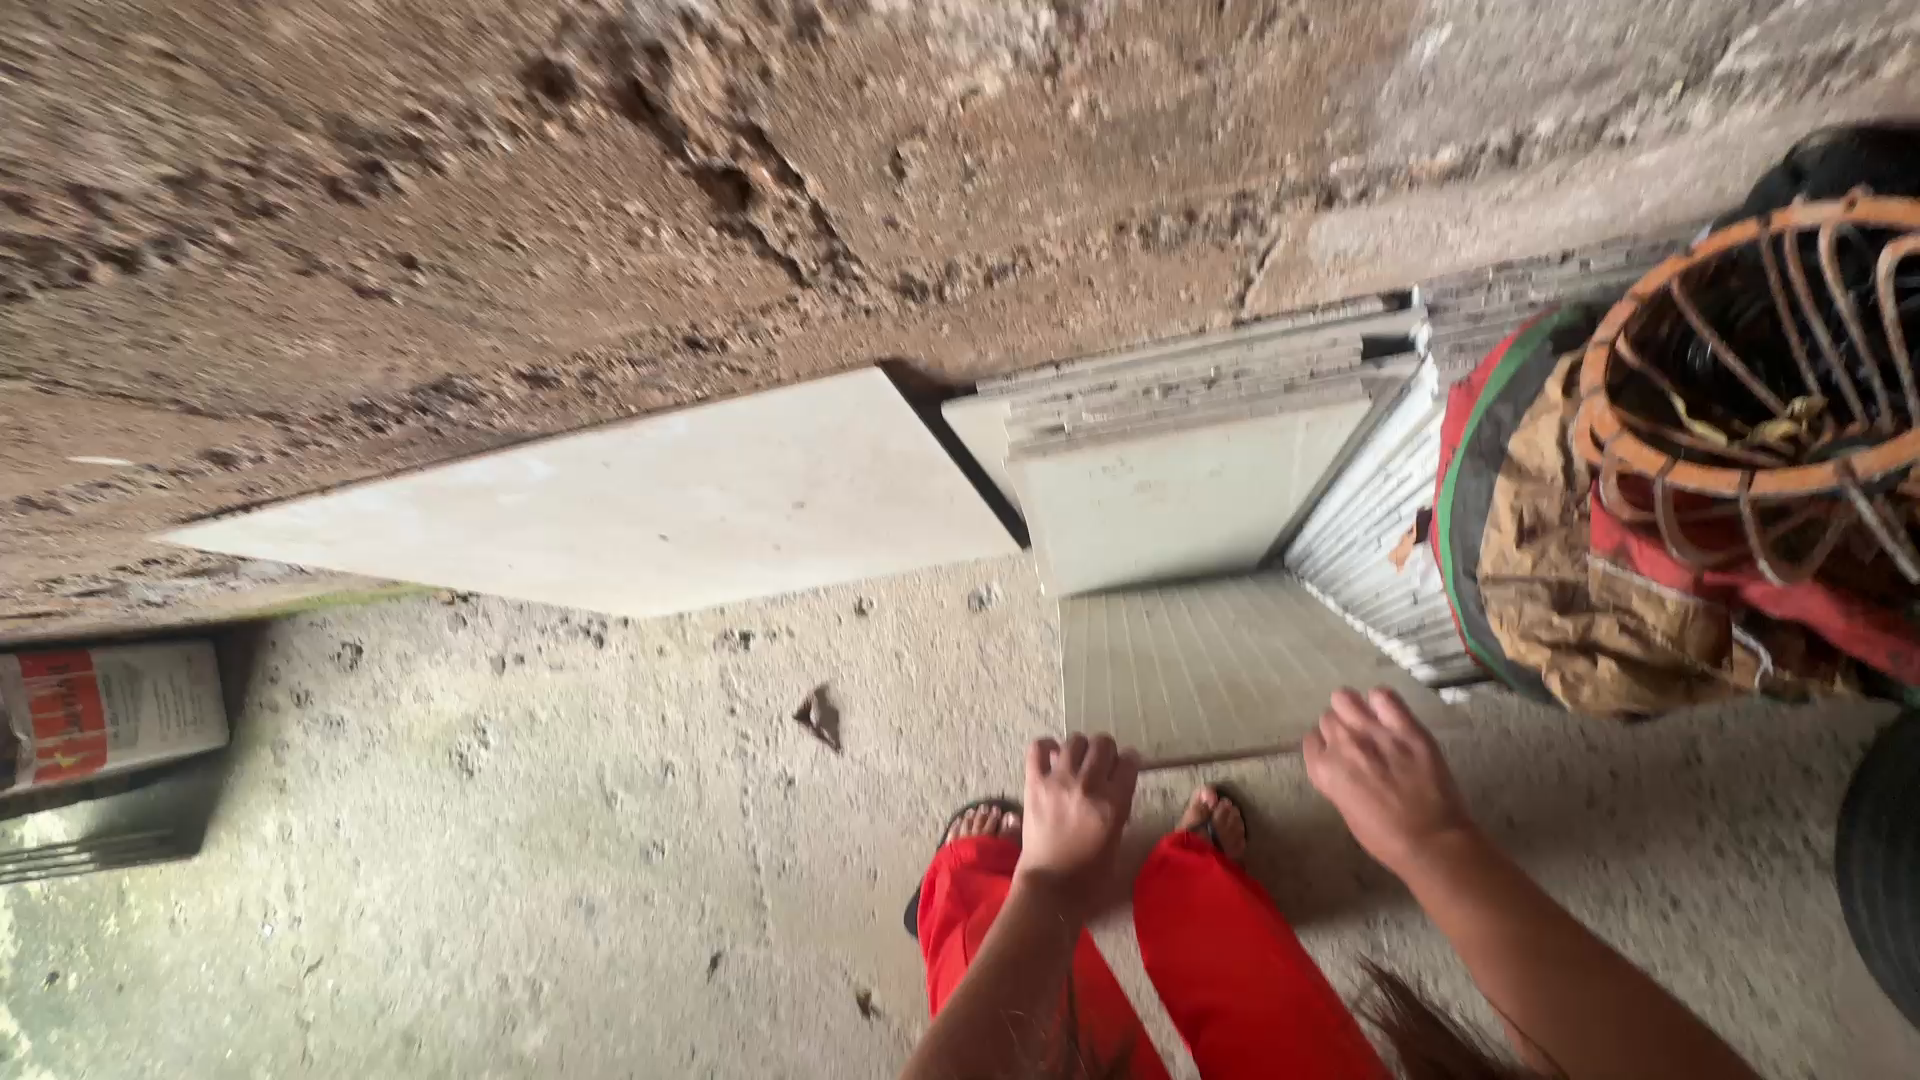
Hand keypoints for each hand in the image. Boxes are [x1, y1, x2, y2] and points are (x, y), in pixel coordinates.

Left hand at [1015, 733, 1139, 906]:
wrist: (1051, 885)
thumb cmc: (1090, 872)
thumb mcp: (1118, 838)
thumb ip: (1119, 806)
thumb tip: (1114, 783)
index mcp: (1113, 804)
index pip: (1129, 761)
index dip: (1129, 762)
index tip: (1124, 768)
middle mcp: (1088, 786)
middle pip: (1103, 744)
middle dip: (1106, 751)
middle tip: (1101, 765)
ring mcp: (1059, 781)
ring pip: (1075, 741)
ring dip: (1081, 748)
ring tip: (1077, 762)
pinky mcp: (1035, 783)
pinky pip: (1038, 747)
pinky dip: (1046, 746)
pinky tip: (1052, 758)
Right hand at [1303, 687, 1477, 877]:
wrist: (1433, 842)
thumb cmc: (1385, 837)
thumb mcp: (1345, 808)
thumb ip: (1335, 778)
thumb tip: (1340, 763)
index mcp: (1324, 769)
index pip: (1311, 740)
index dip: (1326, 747)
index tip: (1339, 756)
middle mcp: (1342, 745)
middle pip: (1328, 718)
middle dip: (1340, 729)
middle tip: (1359, 743)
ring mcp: (1374, 733)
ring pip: (1345, 698)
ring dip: (1352, 709)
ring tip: (1369, 722)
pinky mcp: (1405, 728)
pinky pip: (1383, 695)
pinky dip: (1381, 701)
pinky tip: (1388, 715)